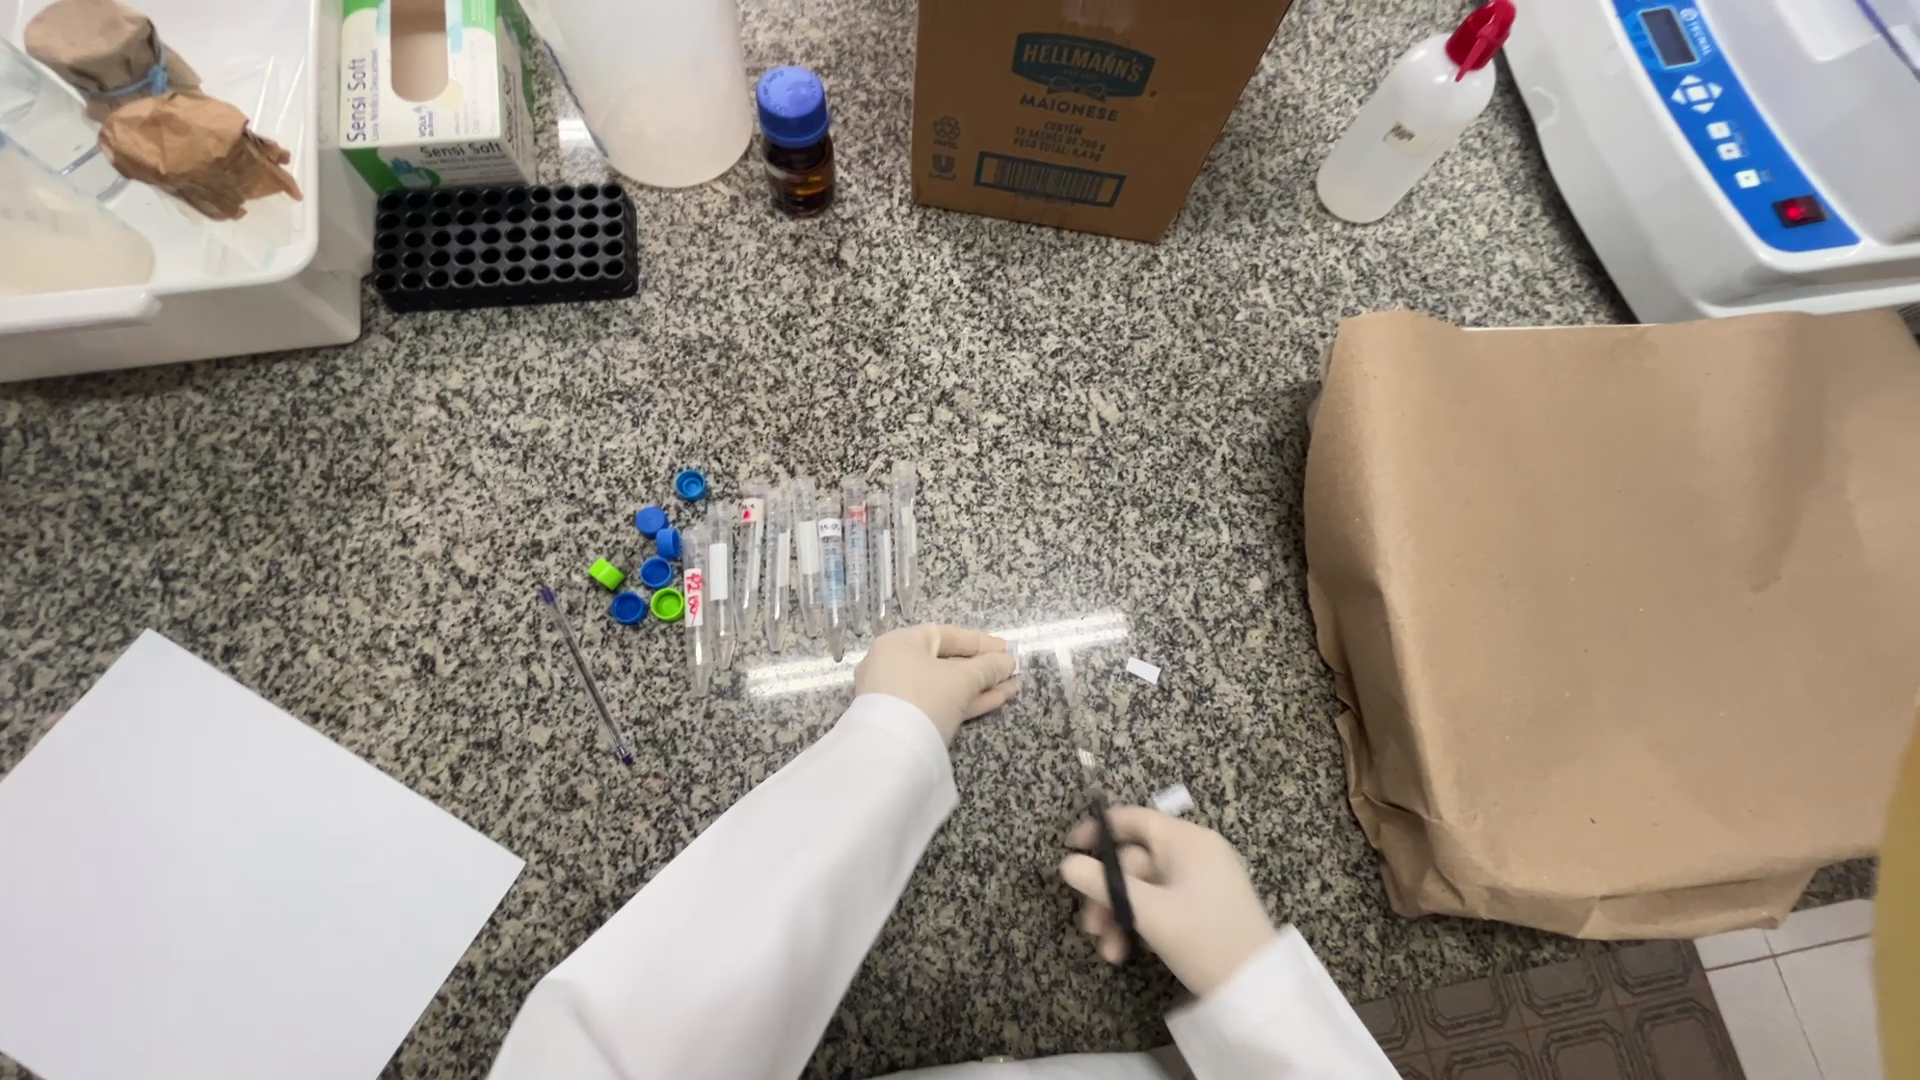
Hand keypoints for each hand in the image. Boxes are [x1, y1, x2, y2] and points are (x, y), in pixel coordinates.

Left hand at [854, 624, 1021, 744]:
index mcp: (899, 643)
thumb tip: (1008, 662)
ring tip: (1011, 689)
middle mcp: (892, 665)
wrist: (892, 753)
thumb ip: (988, 668)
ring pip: (944, 686)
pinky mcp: (902, 721)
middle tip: (1010, 672)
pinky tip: (995, 701)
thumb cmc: (925, 698)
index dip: (979, 642)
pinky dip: (964, 702)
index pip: (945, 635)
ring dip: (978, 687)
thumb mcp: (962, 679)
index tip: (1006, 650)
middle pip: (945, 662)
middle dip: (982, 669)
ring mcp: (896, 696)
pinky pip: (937, 704)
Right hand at [1059, 806, 1277, 996]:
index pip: (1132, 819)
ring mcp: (1199, 880)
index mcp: (1187, 840)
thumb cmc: (1205, 940)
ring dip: (1119, 914)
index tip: (1070, 851)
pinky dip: (1140, 922)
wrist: (1259, 995)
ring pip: (1143, 886)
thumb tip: (1065, 864)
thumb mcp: (1149, 912)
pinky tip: (1123, 951)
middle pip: (1133, 860)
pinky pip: (1159, 902)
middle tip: (1089, 925)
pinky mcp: (1202, 906)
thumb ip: (1103, 885)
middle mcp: (1194, 852)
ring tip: (1107, 949)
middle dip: (1107, 893)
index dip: (1097, 832)